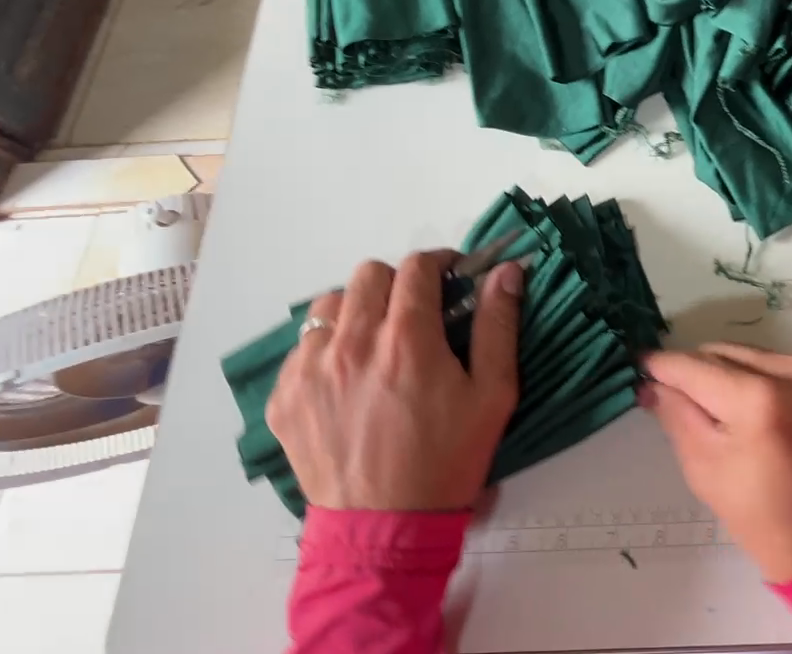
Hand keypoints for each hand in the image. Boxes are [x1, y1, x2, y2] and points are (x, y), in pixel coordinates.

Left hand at [265, 251, 521, 511]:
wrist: (385, 529)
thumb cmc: (448, 458)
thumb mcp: (492, 393)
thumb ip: (498, 324)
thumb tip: (506, 271)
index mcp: (406, 339)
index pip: (416, 266)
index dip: (439, 262)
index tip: (451, 277)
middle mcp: (351, 343)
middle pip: (369, 274)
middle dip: (398, 282)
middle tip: (416, 311)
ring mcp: (310, 370)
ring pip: (330, 305)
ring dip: (358, 310)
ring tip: (377, 341)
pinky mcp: (285, 397)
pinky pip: (302, 348)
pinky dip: (327, 348)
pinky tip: (346, 378)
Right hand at [640, 342, 791, 582]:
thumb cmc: (764, 516)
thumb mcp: (705, 469)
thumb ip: (676, 415)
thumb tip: (651, 383)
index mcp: (757, 398)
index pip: (694, 366)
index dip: (661, 365)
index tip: (639, 366)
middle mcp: (788, 370)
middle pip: (719, 352)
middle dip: (692, 371)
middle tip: (670, 396)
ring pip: (744, 353)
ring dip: (720, 371)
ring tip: (708, 406)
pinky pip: (769, 362)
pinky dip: (749, 376)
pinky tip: (741, 407)